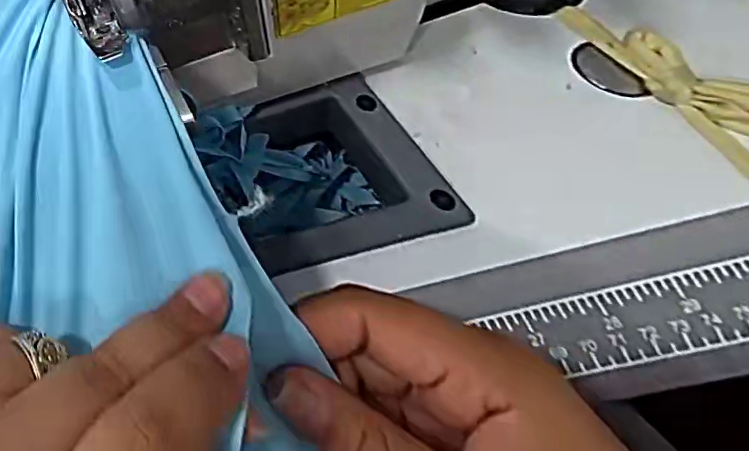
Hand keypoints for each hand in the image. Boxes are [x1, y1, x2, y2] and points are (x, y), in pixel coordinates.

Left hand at [0, 272, 251, 450]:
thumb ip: (155, 449)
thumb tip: (209, 398)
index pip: (144, 432)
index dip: (195, 386)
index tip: (231, 346)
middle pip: (99, 377)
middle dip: (162, 336)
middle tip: (205, 295)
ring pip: (46, 349)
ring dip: (77, 364)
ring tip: (87, 390)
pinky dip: (17, 358)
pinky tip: (20, 391)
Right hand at [265, 286, 624, 450]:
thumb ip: (364, 434)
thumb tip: (286, 383)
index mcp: (489, 365)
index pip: (360, 311)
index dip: (300, 331)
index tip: (259, 364)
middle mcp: (478, 370)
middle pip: (358, 341)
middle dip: (310, 373)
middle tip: (272, 411)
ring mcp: (473, 402)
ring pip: (366, 378)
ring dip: (327, 405)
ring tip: (299, 433)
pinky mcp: (468, 432)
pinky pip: (390, 411)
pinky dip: (355, 428)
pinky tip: (329, 440)